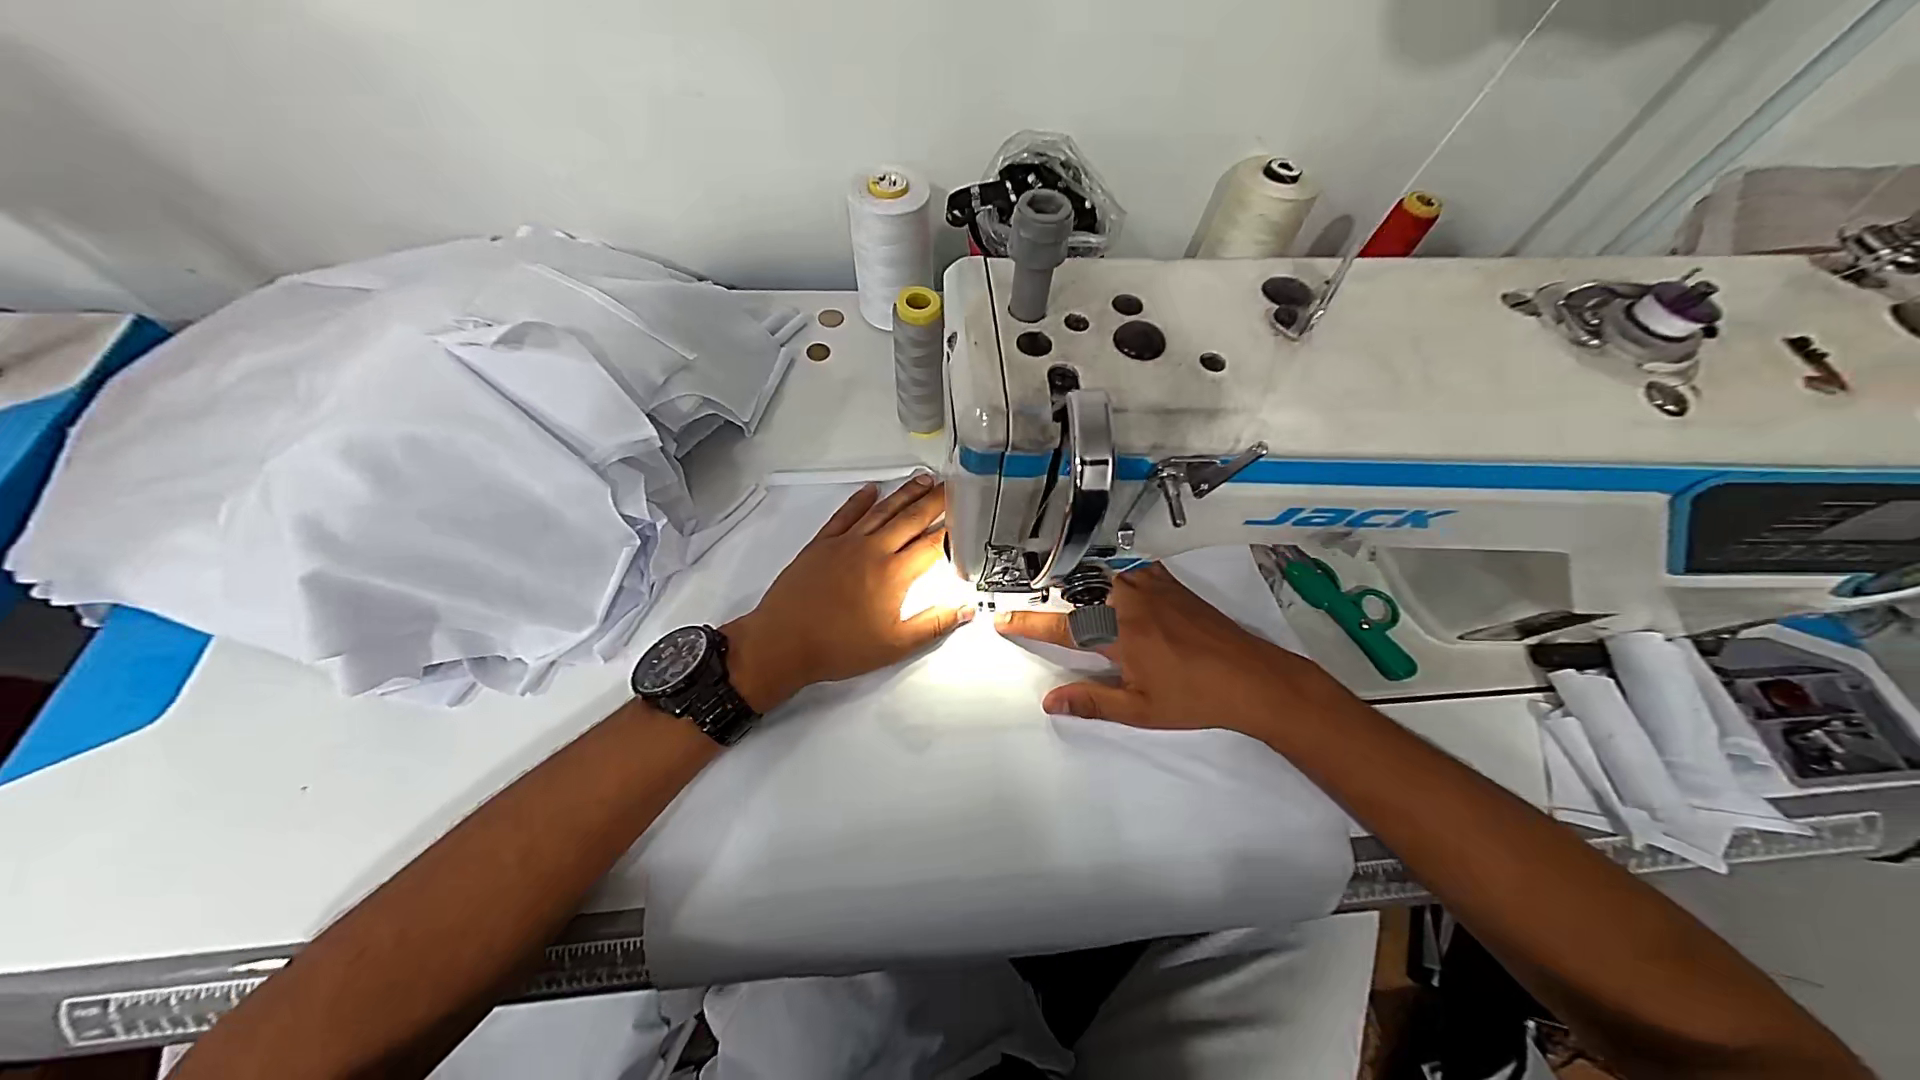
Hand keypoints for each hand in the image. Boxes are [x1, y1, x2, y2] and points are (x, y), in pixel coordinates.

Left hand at [724, 476, 971, 711]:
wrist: (782, 643)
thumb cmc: (836, 647)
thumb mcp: (894, 645)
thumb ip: (934, 624)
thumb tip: (965, 609)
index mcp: (893, 574)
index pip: (932, 545)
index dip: (952, 531)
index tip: (966, 519)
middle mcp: (872, 551)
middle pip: (911, 518)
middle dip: (934, 501)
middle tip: (951, 487)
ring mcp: (845, 543)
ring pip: (882, 511)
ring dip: (904, 494)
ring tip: (922, 480)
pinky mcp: (821, 544)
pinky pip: (845, 515)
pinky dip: (859, 501)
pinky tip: (870, 491)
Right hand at [994, 562, 1346, 734]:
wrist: (1254, 679)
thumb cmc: (1196, 697)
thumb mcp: (1141, 710)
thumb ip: (1092, 702)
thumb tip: (1051, 701)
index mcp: (1119, 634)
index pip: (1061, 627)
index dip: (1028, 624)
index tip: (1003, 620)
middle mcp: (1132, 603)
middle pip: (1080, 589)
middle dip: (1055, 597)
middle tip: (1038, 608)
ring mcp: (1154, 588)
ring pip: (1106, 573)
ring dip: (1085, 584)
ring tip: (1075, 597)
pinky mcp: (1173, 585)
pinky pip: (1134, 567)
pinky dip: (1117, 572)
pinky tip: (1119, 583)